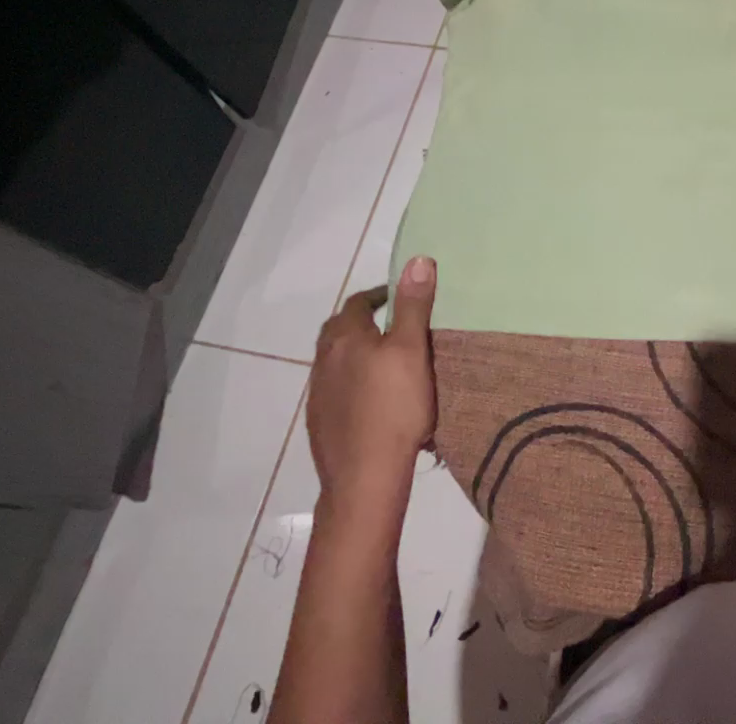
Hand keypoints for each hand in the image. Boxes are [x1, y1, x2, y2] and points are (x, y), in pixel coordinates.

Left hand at [307, 256, 438, 494]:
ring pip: (336, 361)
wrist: (364, 476)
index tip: (399, 296)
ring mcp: (318, 392)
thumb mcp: (412, 350)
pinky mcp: (320, 421)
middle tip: (392, 326)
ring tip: (385, 362)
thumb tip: (418, 259)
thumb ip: (413, 305)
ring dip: (355, 354)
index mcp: (346, 336)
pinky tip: (371, 400)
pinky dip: (352, 383)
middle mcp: (324, 358)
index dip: (379, 294)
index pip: (358, 302)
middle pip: (339, 329)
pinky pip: (336, 389)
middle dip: (362, 322)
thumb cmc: (394, 407)